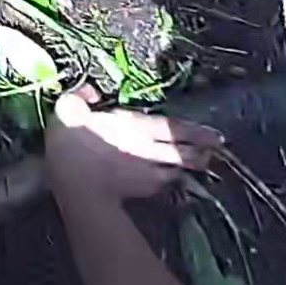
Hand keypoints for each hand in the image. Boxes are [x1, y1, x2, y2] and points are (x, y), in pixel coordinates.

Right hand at [44, 87, 221, 201]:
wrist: (76, 183)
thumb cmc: (73, 141)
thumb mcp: (69, 109)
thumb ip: (80, 99)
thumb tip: (89, 92)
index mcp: (134, 125)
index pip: (171, 127)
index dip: (194, 131)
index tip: (216, 135)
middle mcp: (147, 149)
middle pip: (181, 152)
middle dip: (200, 153)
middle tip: (215, 153)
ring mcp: (147, 173)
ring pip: (175, 171)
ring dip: (187, 169)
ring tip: (200, 169)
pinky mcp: (140, 192)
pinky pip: (163, 186)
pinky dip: (171, 184)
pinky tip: (171, 184)